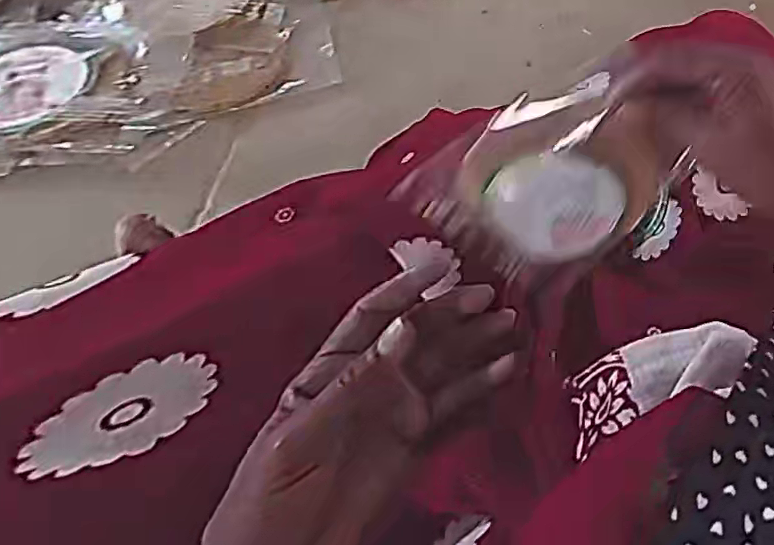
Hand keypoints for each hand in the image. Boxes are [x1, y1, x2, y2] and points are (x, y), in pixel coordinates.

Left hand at [202, 265, 521, 544]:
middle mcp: (373, 383)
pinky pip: (456, 407)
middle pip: (420, 334)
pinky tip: (506, 372)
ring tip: (509, 328)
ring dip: (478, 344)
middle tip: (488, 297)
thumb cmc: (264, 506)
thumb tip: (402, 326)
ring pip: (446, 365)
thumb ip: (353, 382)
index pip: (373, 317)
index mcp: (333, 373)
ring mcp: (397, 410)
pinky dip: (484, 387)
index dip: (405, 288)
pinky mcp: (417, 440)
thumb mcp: (297, 441)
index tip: (440, 266)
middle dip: (455, 310)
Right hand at [614, 42, 773, 255]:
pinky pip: (703, 92)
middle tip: (606, 102)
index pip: (669, 56)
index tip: (599, 94)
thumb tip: (626, 106)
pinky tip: (657, 121)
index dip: (630, 74)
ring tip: (622, 112)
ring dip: (657, 92)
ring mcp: (748, 80)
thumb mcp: (712, 146)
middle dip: (641, 81)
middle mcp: (742, 62)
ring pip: (689, 77)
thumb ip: (666, 118)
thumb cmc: (771, 175)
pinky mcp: (749, 100)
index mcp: (735, 64)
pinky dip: (678, 103)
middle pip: (678, 62)